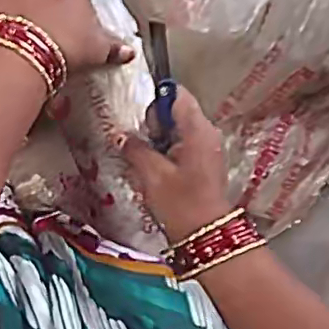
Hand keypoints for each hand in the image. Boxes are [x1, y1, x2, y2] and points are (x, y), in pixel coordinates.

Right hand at [118, 91, 235, 241]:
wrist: (206, 234)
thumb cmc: (180, 203)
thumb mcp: (152, 175)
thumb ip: (135, 149)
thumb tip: (120, 135)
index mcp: (198, 129)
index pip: (177, 94)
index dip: (156, 101)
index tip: (143, 123)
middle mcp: (207, 132)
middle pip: (177, 110)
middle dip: (155, 123)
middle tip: (142, 145)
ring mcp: (208, 147)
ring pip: (179, 129)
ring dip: (160, 139)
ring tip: (147, 159)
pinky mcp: (205, 161)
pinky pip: (184, 144)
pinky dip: (168, 150)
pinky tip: (158, 169)